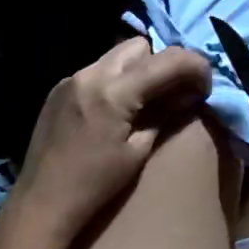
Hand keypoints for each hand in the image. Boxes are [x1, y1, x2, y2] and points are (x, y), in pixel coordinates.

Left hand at [10, 38, 211, 242]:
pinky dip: (114, 80)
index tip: (205, 87)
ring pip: (115, 55)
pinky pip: (95, 70)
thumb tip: (189, 93)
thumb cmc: (95, 186)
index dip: (195, 67)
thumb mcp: (137, 152)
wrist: (42, 201)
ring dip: (138, 70)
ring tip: (146, 101)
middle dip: (162, 64)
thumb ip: (164, 114)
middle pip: (139, 47)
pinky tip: (115, 110)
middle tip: (175, 93)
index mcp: (113, 92)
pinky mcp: (58, 89)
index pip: (167, 60)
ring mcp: (70, 79)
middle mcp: (89, 74)